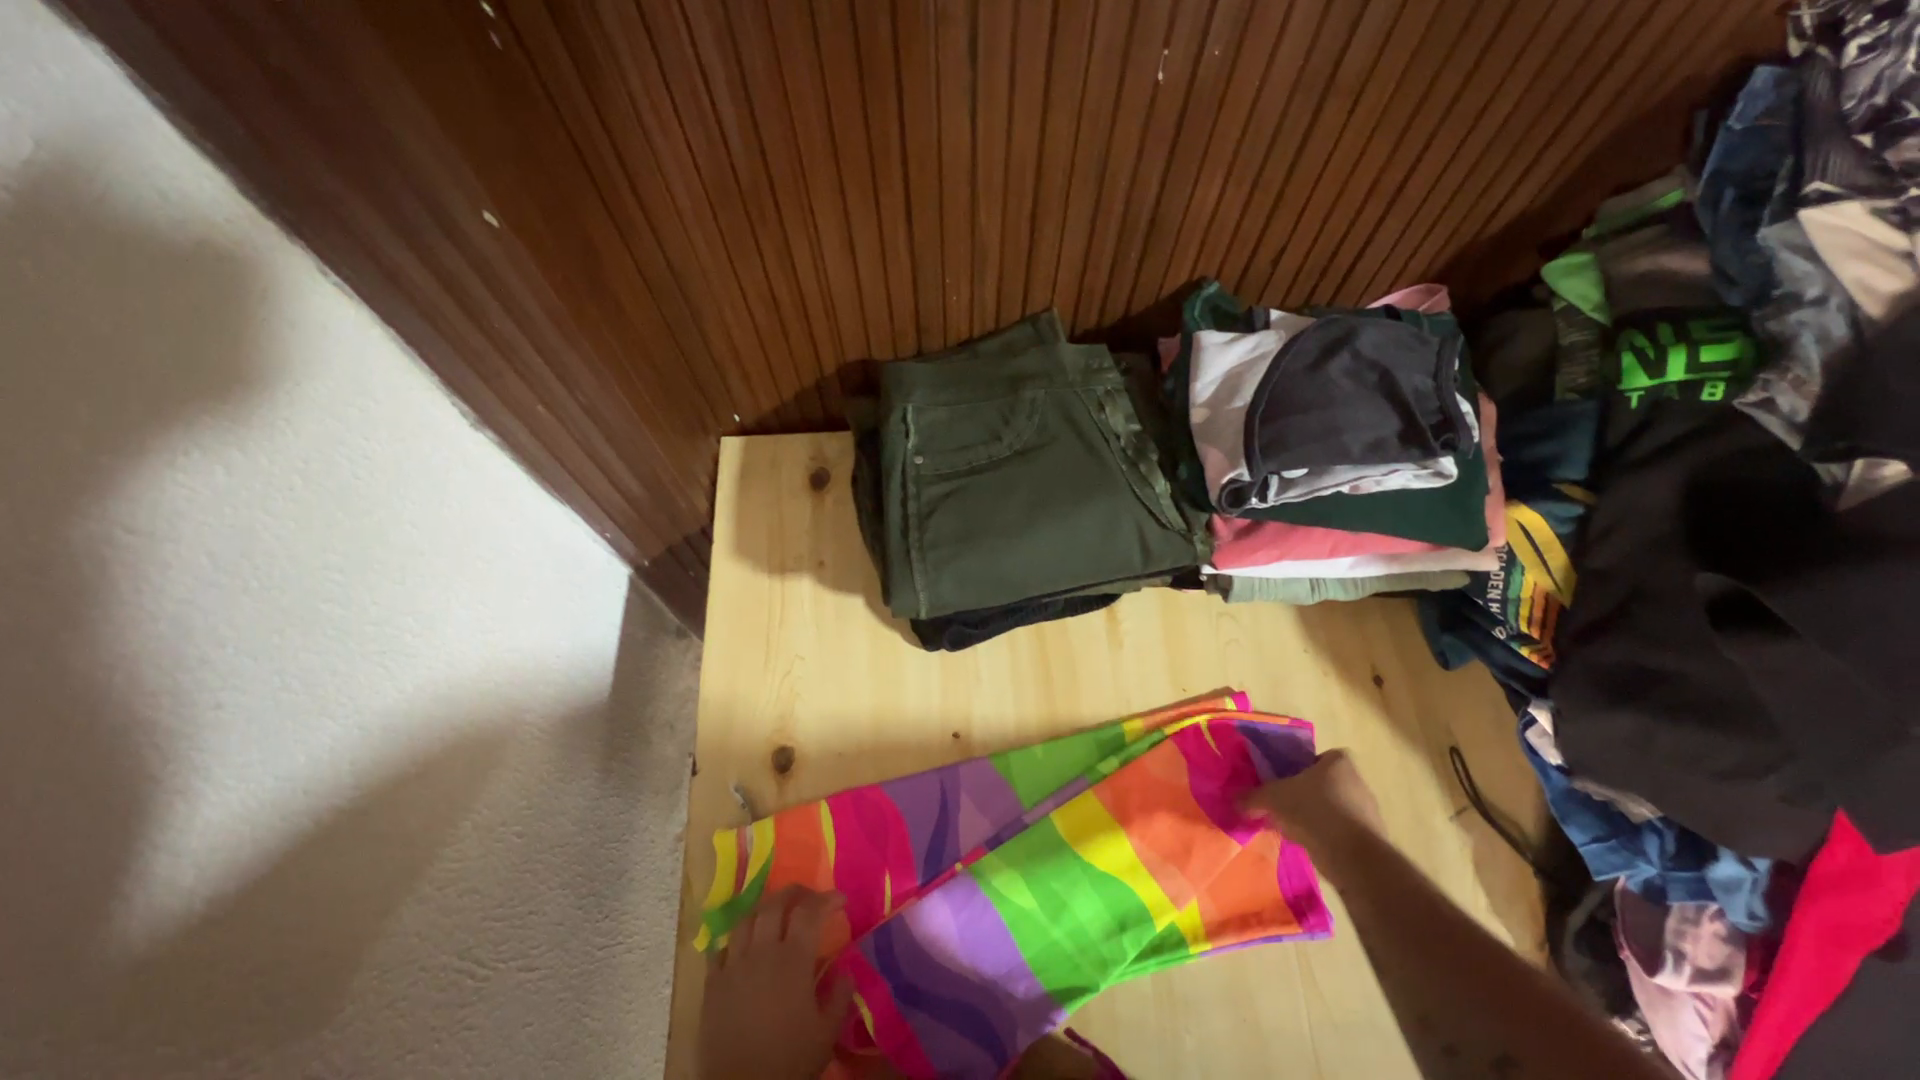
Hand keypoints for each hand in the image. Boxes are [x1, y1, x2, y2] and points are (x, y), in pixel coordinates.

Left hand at [698, 887, 854, 1079]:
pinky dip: (737, 937)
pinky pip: (721, 947)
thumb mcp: (827, 1032)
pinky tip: (744, 945)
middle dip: (795, 892)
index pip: (810, 912)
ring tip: (776, 913)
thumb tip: (845, 970)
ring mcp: (732, 965)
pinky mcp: (712, 982)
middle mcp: (761, 952)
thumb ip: (840, 995)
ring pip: (745, 919)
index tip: (840, 900)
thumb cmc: (789, 1060)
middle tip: (809, 896)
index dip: (827, 899)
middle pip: (774, 904)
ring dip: (764, 909)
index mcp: (792, 960)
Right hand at [1240, 749, 1384, 854]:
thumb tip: (1233, 799)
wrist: (1352, 856)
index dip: (1295, 769)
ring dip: (1311, 817)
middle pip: (1320, 784)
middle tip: (1280, 808)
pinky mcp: (1369, 835)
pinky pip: (1339, 830)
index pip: (1313, 758)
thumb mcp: (1272, 799)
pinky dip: (1323, 835)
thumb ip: (1251, 797)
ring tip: (1290, 829)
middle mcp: (1356, 779)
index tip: (1281, 784)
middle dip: (1301, 796)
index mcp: (1338, 761)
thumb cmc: (1313, 811)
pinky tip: (1307, 845)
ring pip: (1329, 808)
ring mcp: (1366, 809)